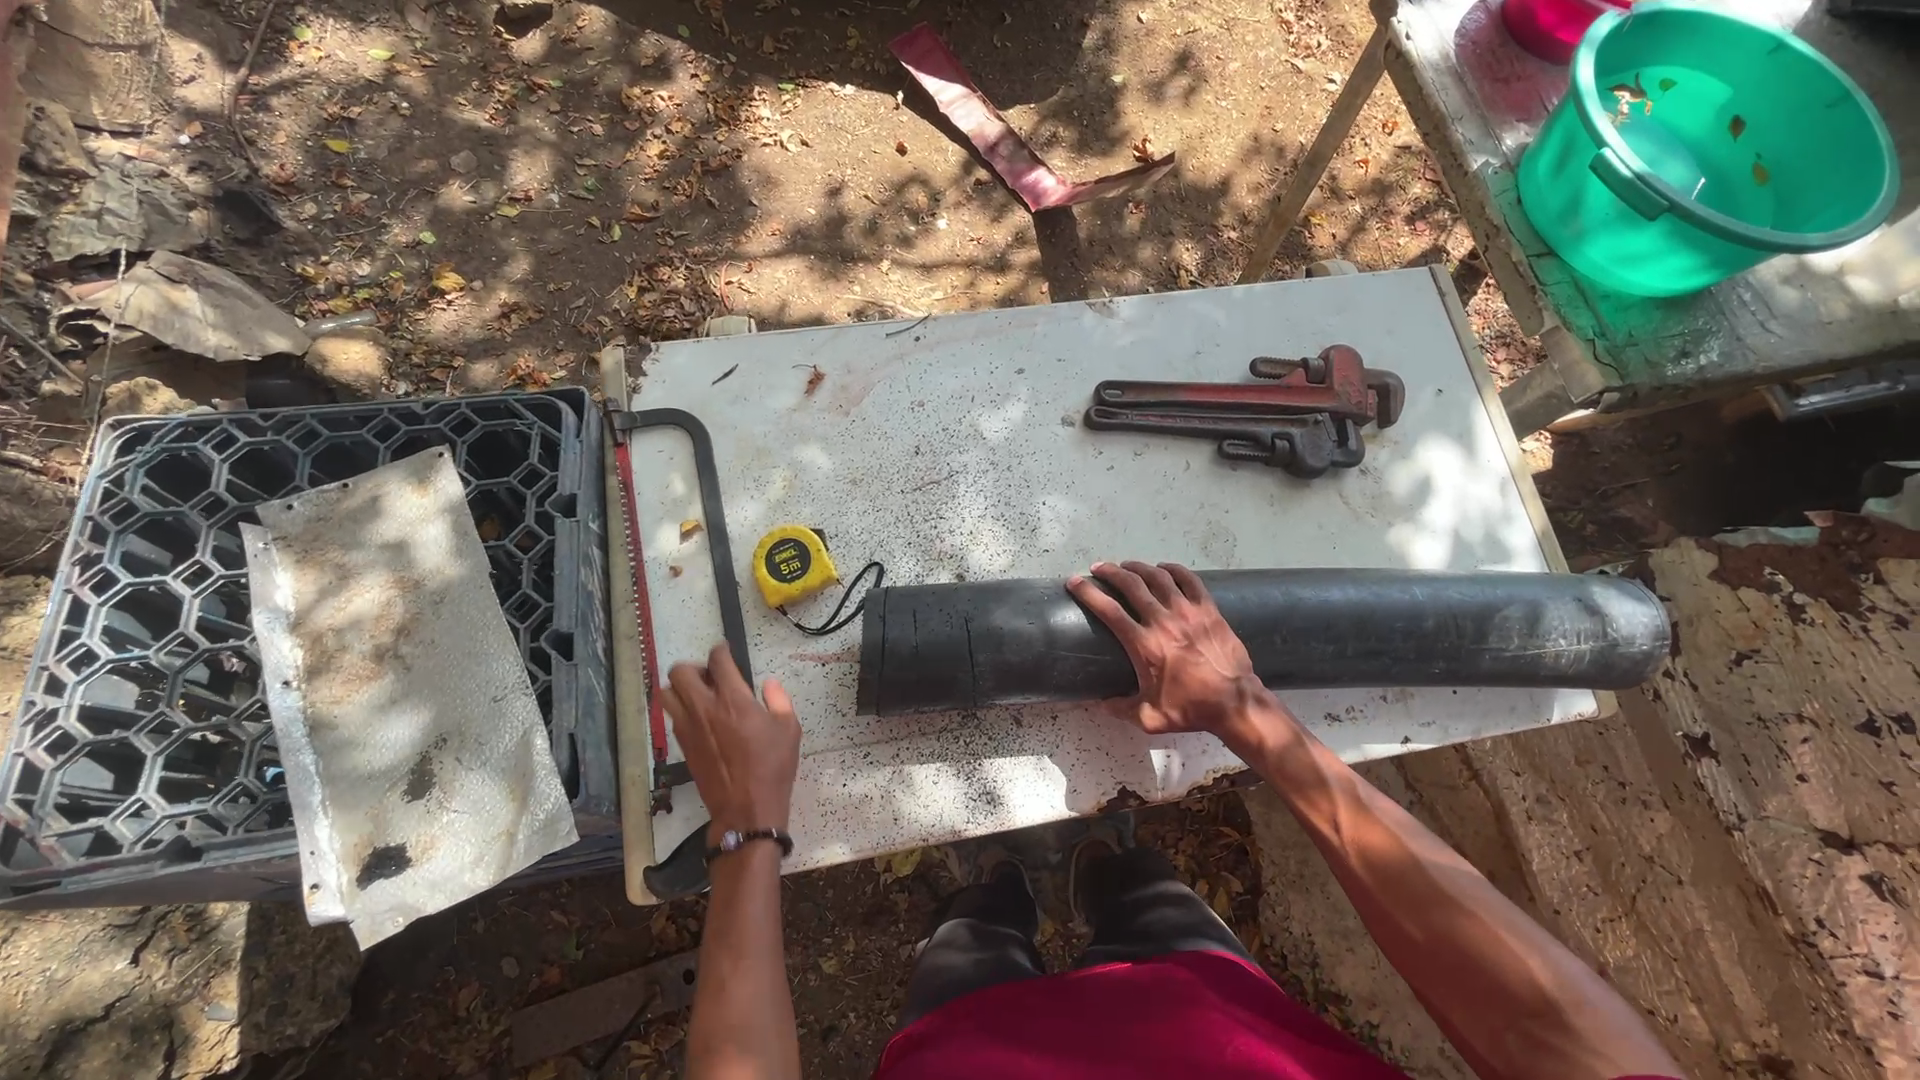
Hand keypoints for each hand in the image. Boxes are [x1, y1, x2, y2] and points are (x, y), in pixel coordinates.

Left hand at [660, 645, 801, 841]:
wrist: (747, 808)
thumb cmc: (773, 767)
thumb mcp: (789, 729)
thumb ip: (779, 699)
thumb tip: (768, 684)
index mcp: (734, 700)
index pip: (718, 662)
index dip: (721, 651)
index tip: (725, 651)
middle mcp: (705, 709)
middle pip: (680, 672)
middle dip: (695, 667)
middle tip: (711, 677)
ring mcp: (689, 728)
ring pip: (666, 693)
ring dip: (680, 688)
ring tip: (699, 695)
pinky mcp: (682, 746)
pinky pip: (672, 717)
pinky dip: (682, 710)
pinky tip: (700, 719)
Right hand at [1067, 561, 1278, 751]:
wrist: (1234, 703)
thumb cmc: (1190, 709)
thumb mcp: (1149, 718)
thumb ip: (1120, 709)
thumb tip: (1101, 703)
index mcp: (1144, 645)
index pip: (1109, 610)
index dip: (1088, 593)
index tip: (1075, 582)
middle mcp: (1163, 621)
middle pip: (1131, 585)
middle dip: (1110, 572)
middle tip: (1099, 568)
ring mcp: (1188, 612)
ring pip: (1158, 577)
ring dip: (1139, 567)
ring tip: (1127, 566)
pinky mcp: (1209, 610)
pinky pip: (1190, 580)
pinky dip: (1174, 570)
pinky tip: (1164, 568)